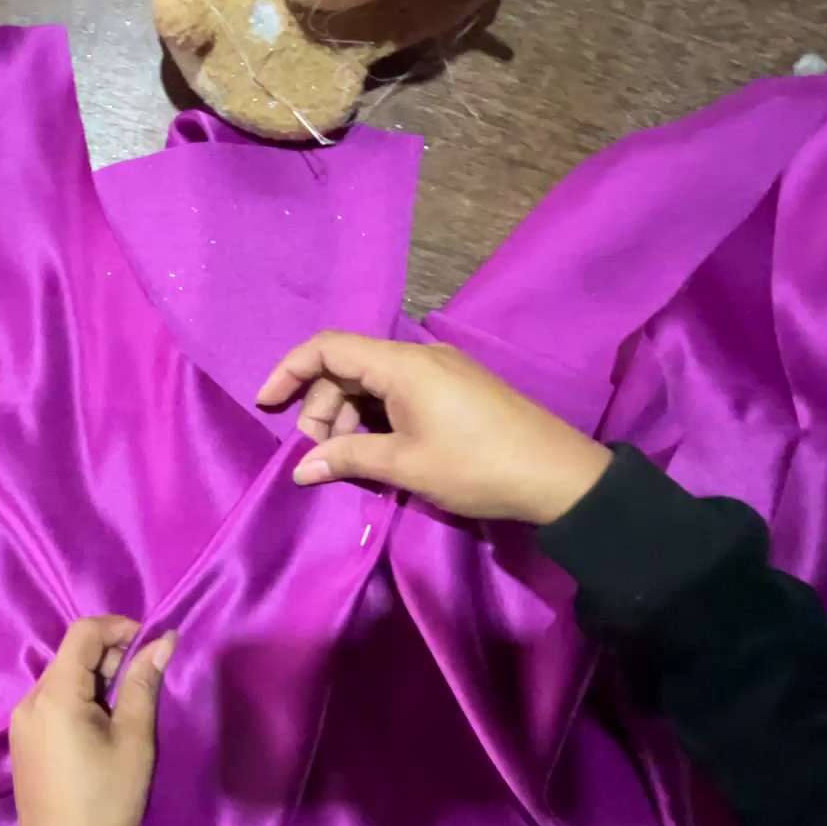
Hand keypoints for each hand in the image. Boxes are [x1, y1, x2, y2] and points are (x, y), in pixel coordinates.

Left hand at [11, 616, 176, 825]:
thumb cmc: (106, 802)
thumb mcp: (134, 739)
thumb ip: (144, 682)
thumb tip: (164, 639)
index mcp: (55, 694)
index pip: (83, 632)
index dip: (119, 627)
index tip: (150, 646)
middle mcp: (31, 698)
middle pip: (73, 653)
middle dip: (112, 656)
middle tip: (143, 687)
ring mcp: (23, 719)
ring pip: (65, 675)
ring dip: (99, 678)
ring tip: (126, 712)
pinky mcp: (25, 738)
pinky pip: (55, 699)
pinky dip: (82, 697)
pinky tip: (102, 727)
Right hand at [255, 330, 612, 524]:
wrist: (559, 477)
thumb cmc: (475, 465)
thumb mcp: (403, 465)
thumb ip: (346, 458)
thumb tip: (300, 468)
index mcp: (401, 364)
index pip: (327, 348)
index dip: (289, 371)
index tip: (267, 405)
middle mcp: (416, 356)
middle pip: (346, 368)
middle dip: (320, 408)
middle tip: (317, 455)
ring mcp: (437, 371)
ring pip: (369, 382)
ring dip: (346, 418)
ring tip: (347, 459)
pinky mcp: (451, 388)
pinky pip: (395, 392)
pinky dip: (372, 417)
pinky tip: (373, 449)